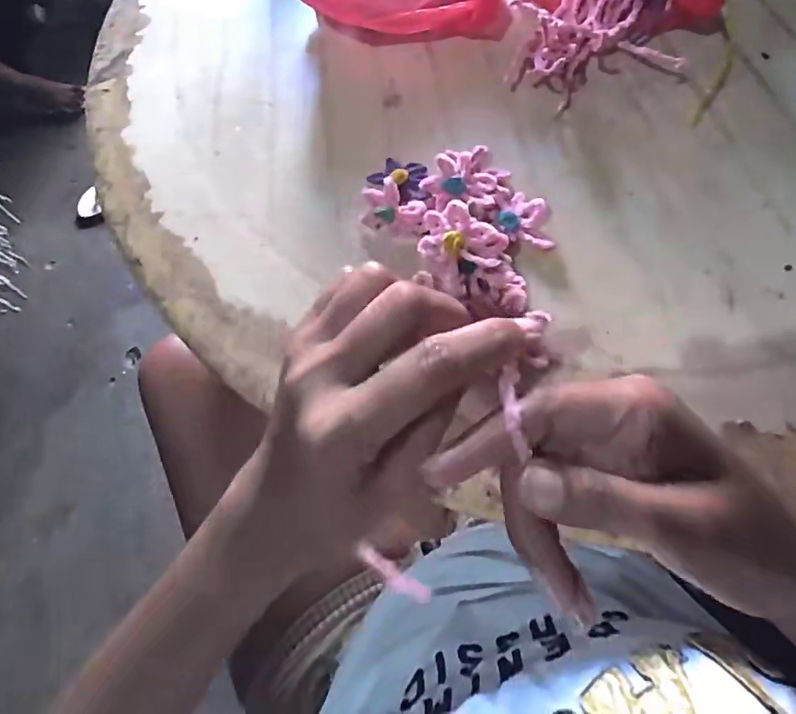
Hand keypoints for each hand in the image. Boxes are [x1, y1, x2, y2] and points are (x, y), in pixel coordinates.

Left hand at [230, 263, 541, 581]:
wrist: (271, 505)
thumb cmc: (339, 515)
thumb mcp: (400, 491)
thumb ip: (438, 421)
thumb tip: (477, 362)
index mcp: (344, 427)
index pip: (428, 364)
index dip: (485, 341)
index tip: (523, 330)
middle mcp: (318, 375)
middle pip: (400, 303)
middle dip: (450, 310)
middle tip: (467, 335)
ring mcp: (302, 347)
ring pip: (372, 280)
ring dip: (414, 294)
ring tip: (429, 327)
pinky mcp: (297, 333)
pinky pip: (346, 283)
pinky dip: (381, 289)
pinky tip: (394, 320)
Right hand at [425, 376, 795, 621]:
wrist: (794, 570)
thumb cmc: (750, 540)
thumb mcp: (681, 525)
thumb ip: (601, 497)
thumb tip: (521, 479)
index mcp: (631, 404)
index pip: (543, 406)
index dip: (491, 436)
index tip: (441, 472)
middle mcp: (609, 411)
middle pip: (531, 442)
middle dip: (525, 509)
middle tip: (549, 582)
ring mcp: (604, 441)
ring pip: (537, 472)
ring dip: (539, 533)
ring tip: (568, 597)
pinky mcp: (602, 470)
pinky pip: (555, 492)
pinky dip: (552, 536)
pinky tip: (568, 581)